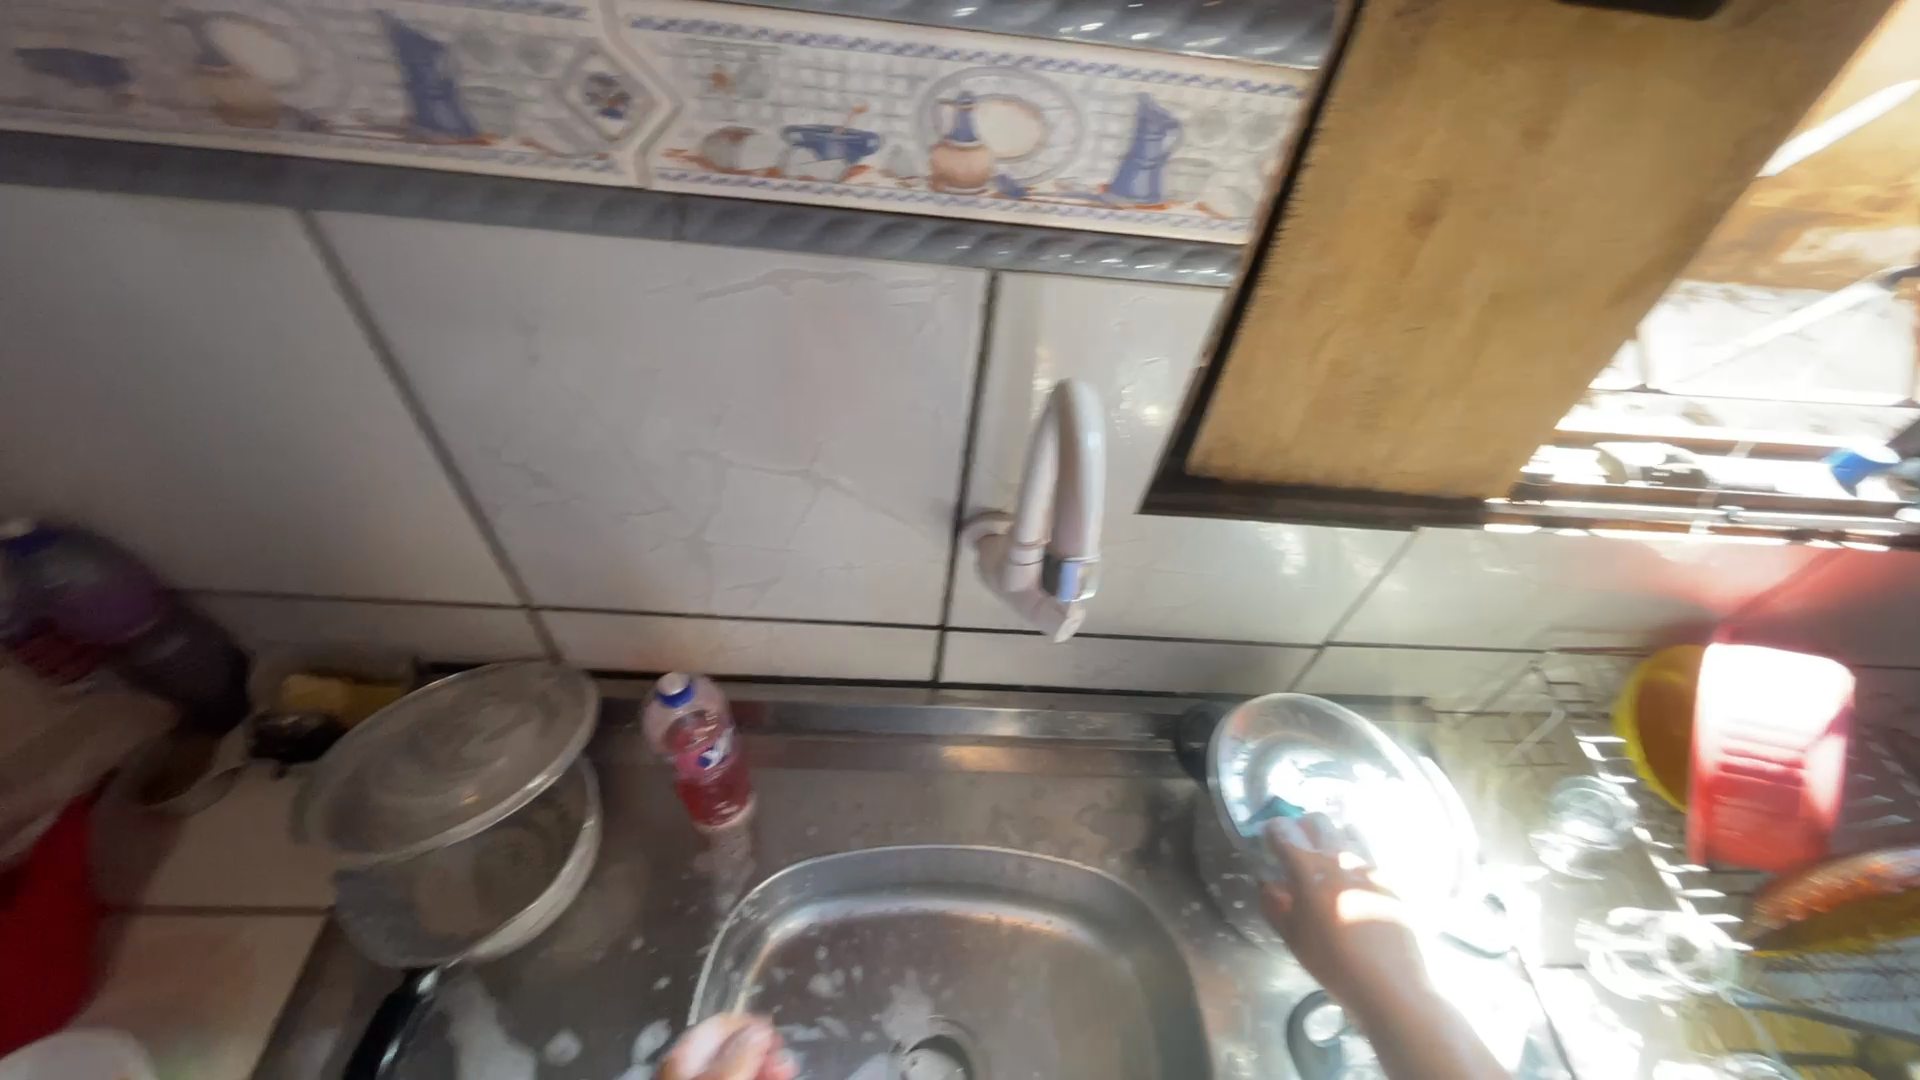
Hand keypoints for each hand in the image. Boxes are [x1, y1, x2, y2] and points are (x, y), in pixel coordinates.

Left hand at [660, 1015, 796, 1079]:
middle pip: (730, 1052)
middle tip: (785, 1065)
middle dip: (762, 1054)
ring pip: (737, 1074)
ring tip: (785, 1075)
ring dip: (763, 1071)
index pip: (719, 1026)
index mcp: (683, 1059)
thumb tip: (760, 1030)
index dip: (750, 1025)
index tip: (776, 1036)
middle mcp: (688, 1073)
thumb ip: (741, 1055)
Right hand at [1259, 813, 1428, 1009]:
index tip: (1269, 841)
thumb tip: (1267, 882)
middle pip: (1318, 820)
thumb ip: (1272, 902)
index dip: (1271, 830)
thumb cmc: (1333, 962)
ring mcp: (1370, 867)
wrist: (1392, 986)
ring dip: (1333, 840)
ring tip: (1331, 864)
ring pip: (1348, 833)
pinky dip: (1358, 863)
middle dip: (1303, 827)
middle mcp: (1339, 857)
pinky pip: (1372, 858)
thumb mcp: (1291, 935)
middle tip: (1298, 848)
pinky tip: (1359, 885)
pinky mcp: (1394, 882)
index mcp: (1308, 868)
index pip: (1283, 829)